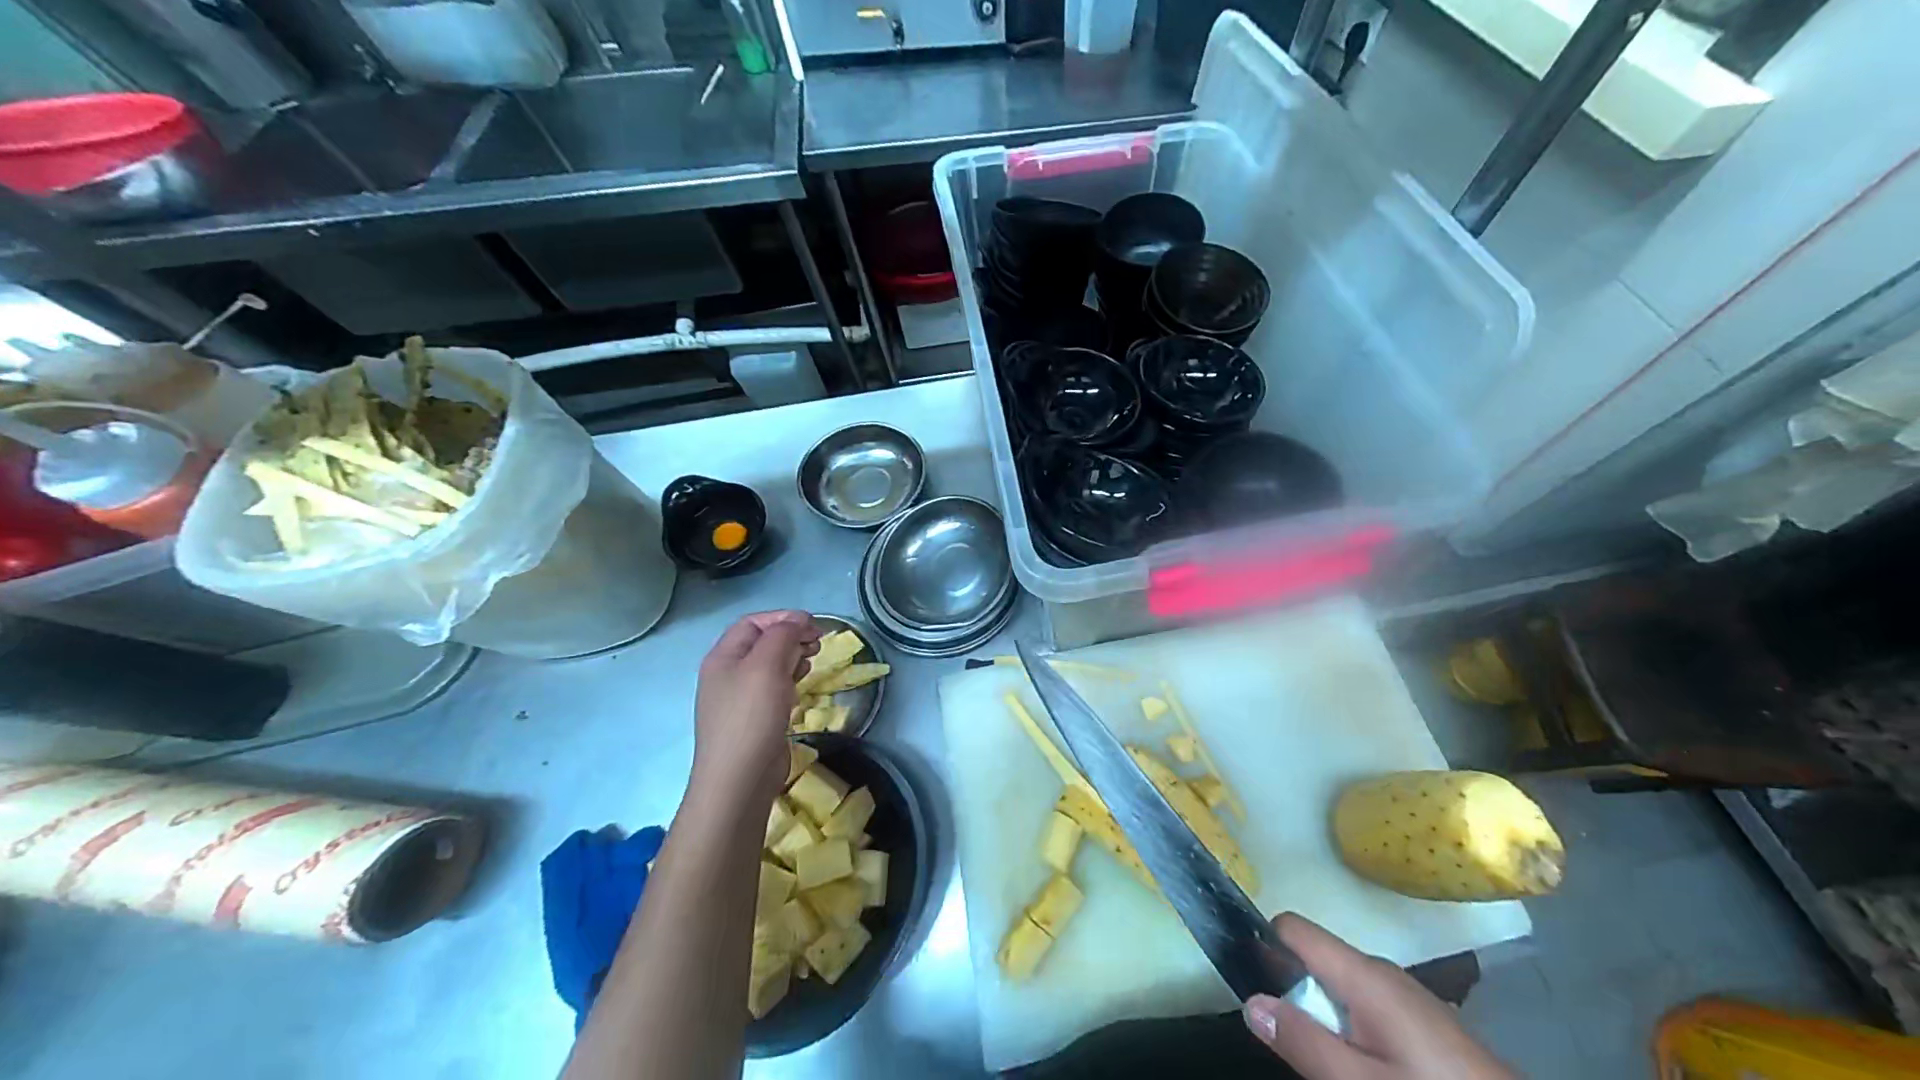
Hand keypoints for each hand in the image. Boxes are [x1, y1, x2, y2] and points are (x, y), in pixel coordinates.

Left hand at [690, 610, 820, 806]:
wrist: (739, 779)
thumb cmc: (751, 716)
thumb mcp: (767, 664)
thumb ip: (782, 635)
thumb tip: (798, 621)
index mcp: (723, 657)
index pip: (753, 622)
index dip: (783, 618)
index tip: (813, 626)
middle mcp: (727, 674)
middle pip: (761, 642)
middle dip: (790, 637)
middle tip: (817, 644)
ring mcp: (739, 700)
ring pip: (769, 666)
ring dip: (792, 658)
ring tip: (811, 663)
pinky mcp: (753, 720)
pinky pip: (772, 690)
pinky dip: (789, 681)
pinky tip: (801, 688)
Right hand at [1242, 914, 1515, 1079]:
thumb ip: (1302, 1041)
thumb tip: (1250, 1002)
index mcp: (1363, 975)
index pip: (1292, 927)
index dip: (1266, 949)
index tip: (1259, 989)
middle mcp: (1383, 972)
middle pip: (1315, 962)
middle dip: (1298, 998)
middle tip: (1303, 1052)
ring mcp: (1408, 996)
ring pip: (1341, 990)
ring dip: (1327, 1021)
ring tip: (1340, 1069)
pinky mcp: (1425, 1021)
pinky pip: (1369, 1009)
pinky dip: (1356, 1032)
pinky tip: (1372, 1072)